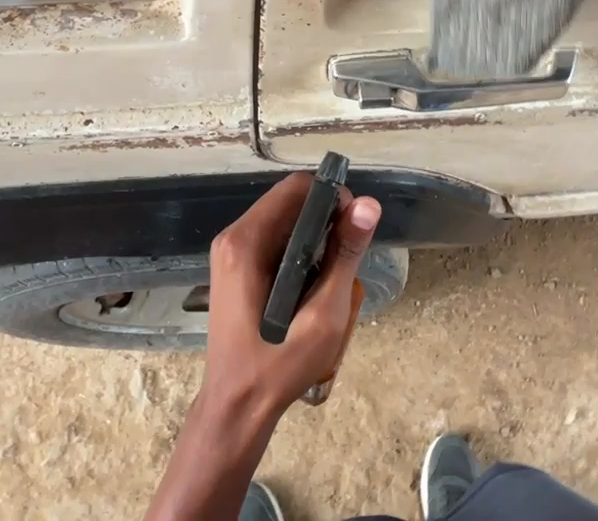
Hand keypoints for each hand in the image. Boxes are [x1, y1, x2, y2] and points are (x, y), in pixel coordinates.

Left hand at [202, 174, 381, 419]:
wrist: (236, 408)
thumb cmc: (279, 365)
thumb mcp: (324, 313)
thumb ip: (345, 255)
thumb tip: (368, 204)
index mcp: (246, 242)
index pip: (296, 188)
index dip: (332, 197)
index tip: (354, 229)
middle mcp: (233, 237)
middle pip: (289, 202)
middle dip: (326, 221)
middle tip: (345, 259)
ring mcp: (230, 252)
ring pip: (284, 220)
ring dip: (315, 238)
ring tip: (331, 277)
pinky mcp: (234, 267)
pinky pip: (274, 239)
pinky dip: (299, 252)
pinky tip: (311, 286)